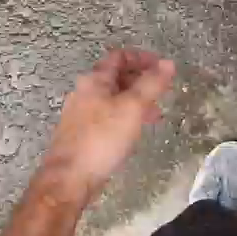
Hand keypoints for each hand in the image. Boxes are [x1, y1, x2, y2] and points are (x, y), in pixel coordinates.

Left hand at [33, 49, 175, 207]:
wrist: (68, 179)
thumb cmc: (101, 139)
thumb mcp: (132, 107)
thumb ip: (151, 84)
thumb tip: (168, 63)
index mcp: (95, 80)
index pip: (120, 56)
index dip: (142, 58)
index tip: (162, 68)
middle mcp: (84, 92)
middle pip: (116, 76)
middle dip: (141, 81)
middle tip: (161, 92)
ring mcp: (80, 114)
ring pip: (112, 98)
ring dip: (135, 101)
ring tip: (154, 116)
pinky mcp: (81, 134)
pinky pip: (106, 116)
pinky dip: (124, 117)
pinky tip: (133, 133)